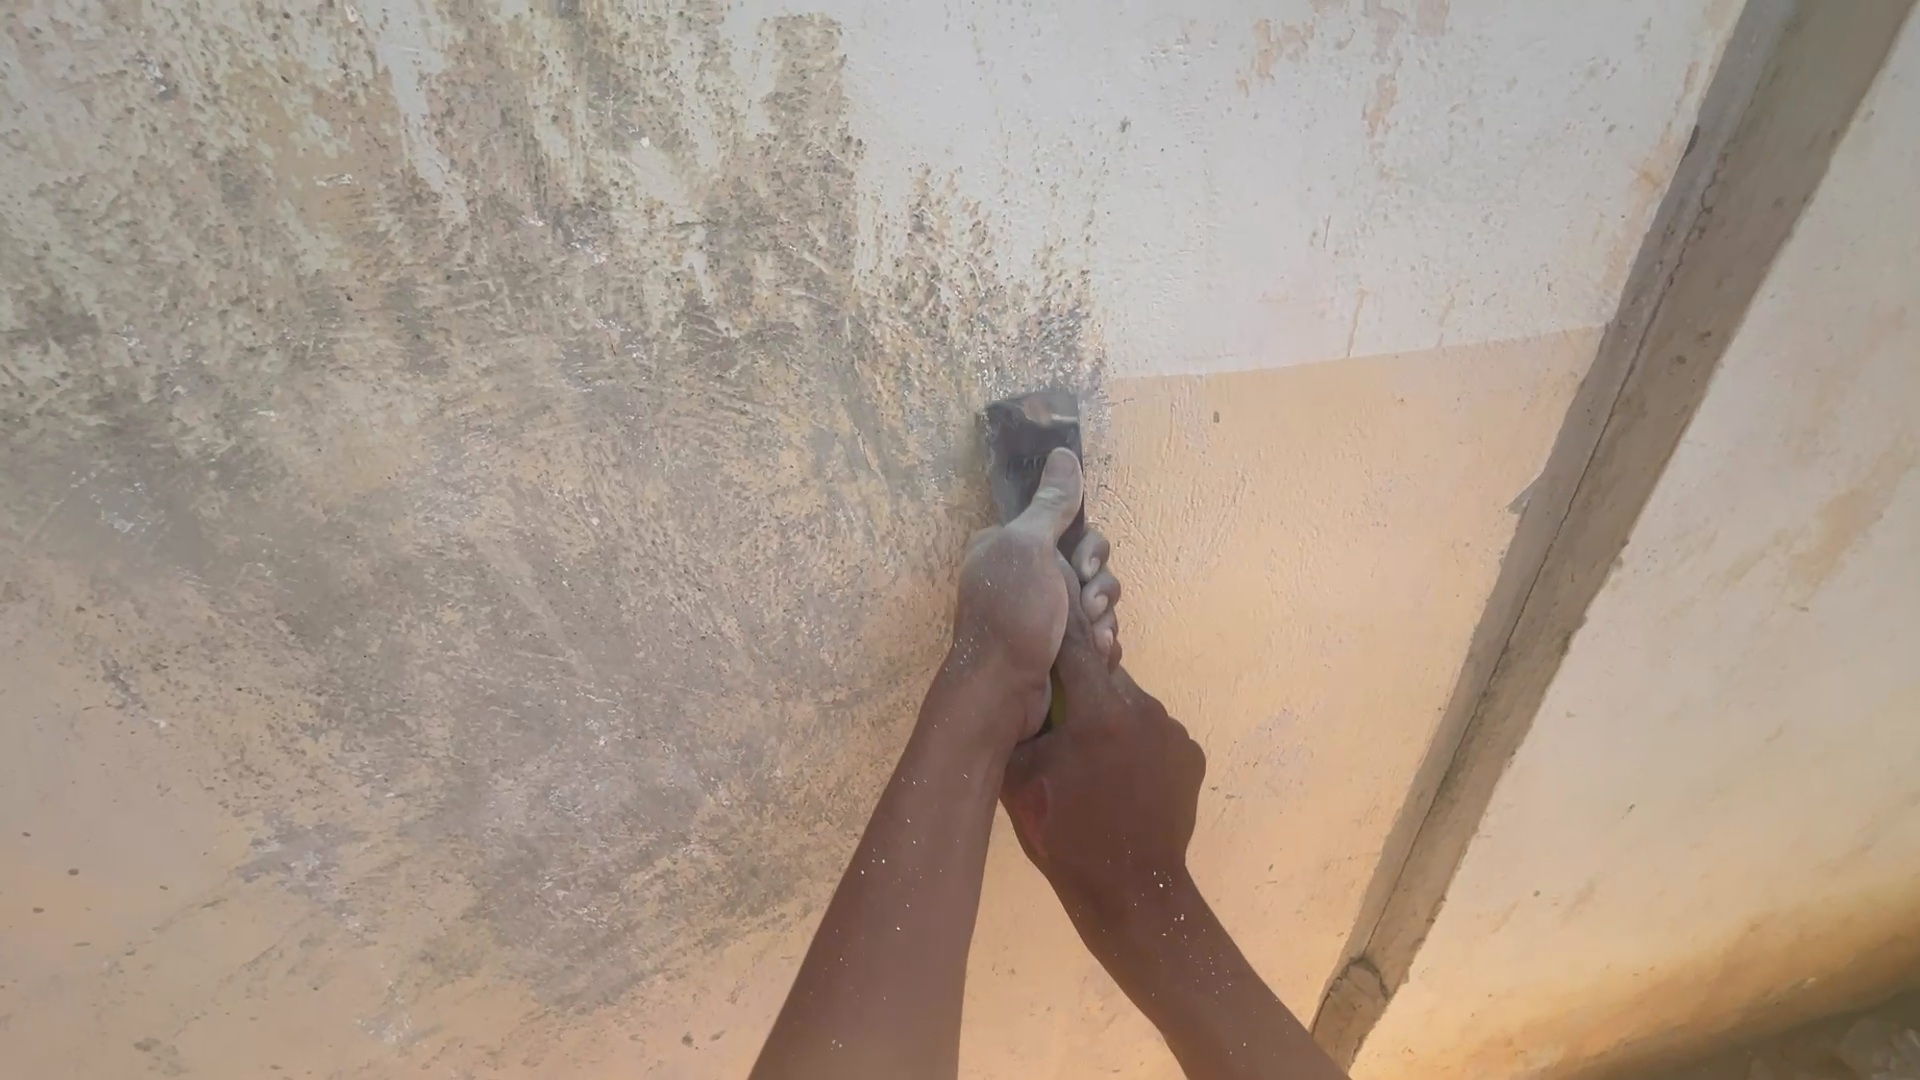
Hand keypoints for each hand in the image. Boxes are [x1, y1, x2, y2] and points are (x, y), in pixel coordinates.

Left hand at [949, 447, 1117, 742]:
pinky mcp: (1059, 646)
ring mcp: (1043, 613)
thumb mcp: (1029, 547)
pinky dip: (1101, 643)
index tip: (1080, 568)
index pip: (1068, 527)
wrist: (1004, 693)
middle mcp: (1026, 575)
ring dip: (1103, 618)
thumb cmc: (1012, 614)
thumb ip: (1051, 504)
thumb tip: (1064, 452)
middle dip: (1098, 587)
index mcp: (1010, 546)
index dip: (1086, 547)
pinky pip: (1096, 632)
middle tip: (1088, 607)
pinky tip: (1097, 655)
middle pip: (1089, 564)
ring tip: (1092, 639)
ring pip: (1097, 600)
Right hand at [999, 587, 1205, 958]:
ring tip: (1091, 751)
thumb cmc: (1065, 834)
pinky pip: (1152, 729)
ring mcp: (1172, 731)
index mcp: (1098, 710)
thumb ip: (1018, 724)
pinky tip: (1121, 772)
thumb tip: (1013, 689)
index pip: (1075, 642)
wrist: (1132, 893)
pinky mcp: (1189, 753)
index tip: (1052, 589)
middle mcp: (1142, 708)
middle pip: (1103, 672)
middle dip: (1081, 680)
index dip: (1060, 616)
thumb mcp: (1020, 779)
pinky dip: (1134, 738)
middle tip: (1060, 703)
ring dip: (1108, 712)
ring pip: (1129, 701)